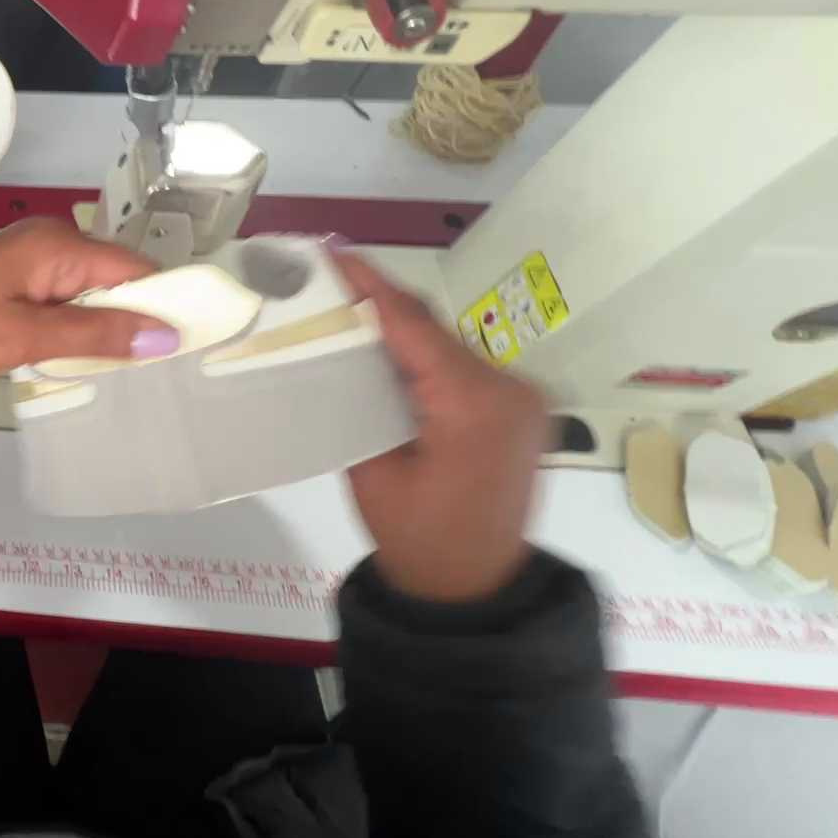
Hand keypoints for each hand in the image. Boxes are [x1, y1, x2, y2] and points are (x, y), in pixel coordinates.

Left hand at [0, 217, 179, 381]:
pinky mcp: (16, 272)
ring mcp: (30, 252)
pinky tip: (78, 348)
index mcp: (55, 243)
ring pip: (91, 286)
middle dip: (132, 315)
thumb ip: (97, 334)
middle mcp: (48, 236)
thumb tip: (165, 336)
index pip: (134, 266)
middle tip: (148, 363)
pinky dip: (77, 318)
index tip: (186, 343)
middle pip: (115, 273)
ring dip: (103, 321)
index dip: (163, 302)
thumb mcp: (28, 337)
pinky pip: (65, 291)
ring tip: (115, 362)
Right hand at [332, 246, 545, 602]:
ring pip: (441, 342)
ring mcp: (517, 396)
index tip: (329, 252)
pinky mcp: (511, 407)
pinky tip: (376, 341)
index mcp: (471, 404)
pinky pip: (453, 363)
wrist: (473, 585)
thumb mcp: (370, 467)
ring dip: (392, 322)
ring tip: (339, 300)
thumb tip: (339, 353)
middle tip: (321, 273)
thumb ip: (362, 402)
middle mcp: (507, 388)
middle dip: (375, 297)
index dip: (367, 284)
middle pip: (429, 327)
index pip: (412, 326)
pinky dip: (413, 348)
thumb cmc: (413, 534)